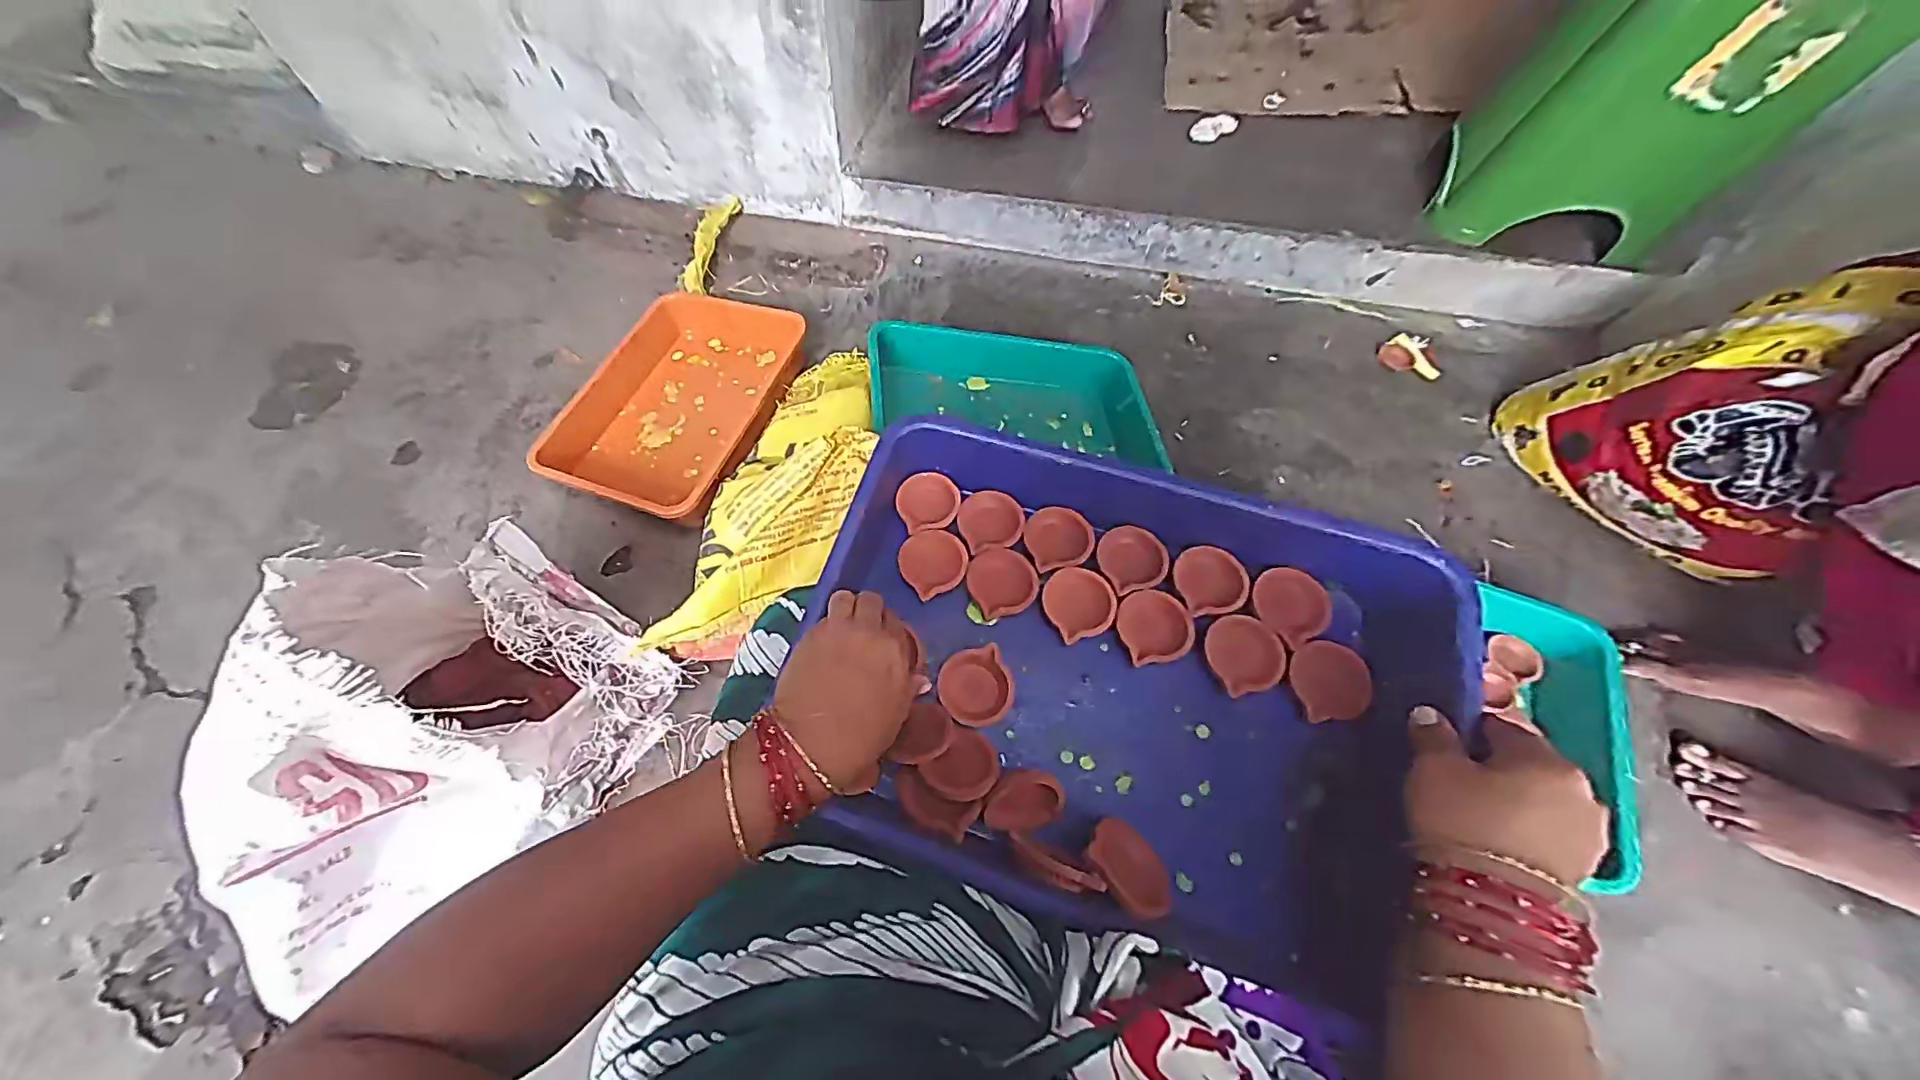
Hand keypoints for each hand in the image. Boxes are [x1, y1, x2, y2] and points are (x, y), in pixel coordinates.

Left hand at [772, 590, 917, 788]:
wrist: (809, 745)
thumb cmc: (859, 741)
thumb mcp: (895, 717)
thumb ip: (907, 689)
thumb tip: (916, 678)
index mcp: (896, 653)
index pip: (901, 626)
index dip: (893, 636)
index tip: (886, 650)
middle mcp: (870, 633)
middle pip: (874, 602)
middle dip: (871, 614)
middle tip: (865, 634)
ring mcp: (838, 630)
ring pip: (847, 598)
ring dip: (848, 609)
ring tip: (843, 628)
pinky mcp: (810, 634)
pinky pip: (825, 616)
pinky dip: (828, 623)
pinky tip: (824, 644)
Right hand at [1405, 706, 1608, 885]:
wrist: (1494, 901)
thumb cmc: (1461, 819)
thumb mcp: (1433, 768)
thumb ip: (1434, 735)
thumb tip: (1432, 714)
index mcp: (1548, 757)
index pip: (1503, 726)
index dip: (1469, 731)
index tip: (1443, 745)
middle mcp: (1583, 789)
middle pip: (1529, 763)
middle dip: (1497, 766)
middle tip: (1457, 778)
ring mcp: (1592, 832)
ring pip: (1542, 798)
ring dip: (1516, 799)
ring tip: (1476, 811)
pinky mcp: (1586, 867)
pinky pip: (1549, 830)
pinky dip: (1526, 827)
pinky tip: (1497, 836)